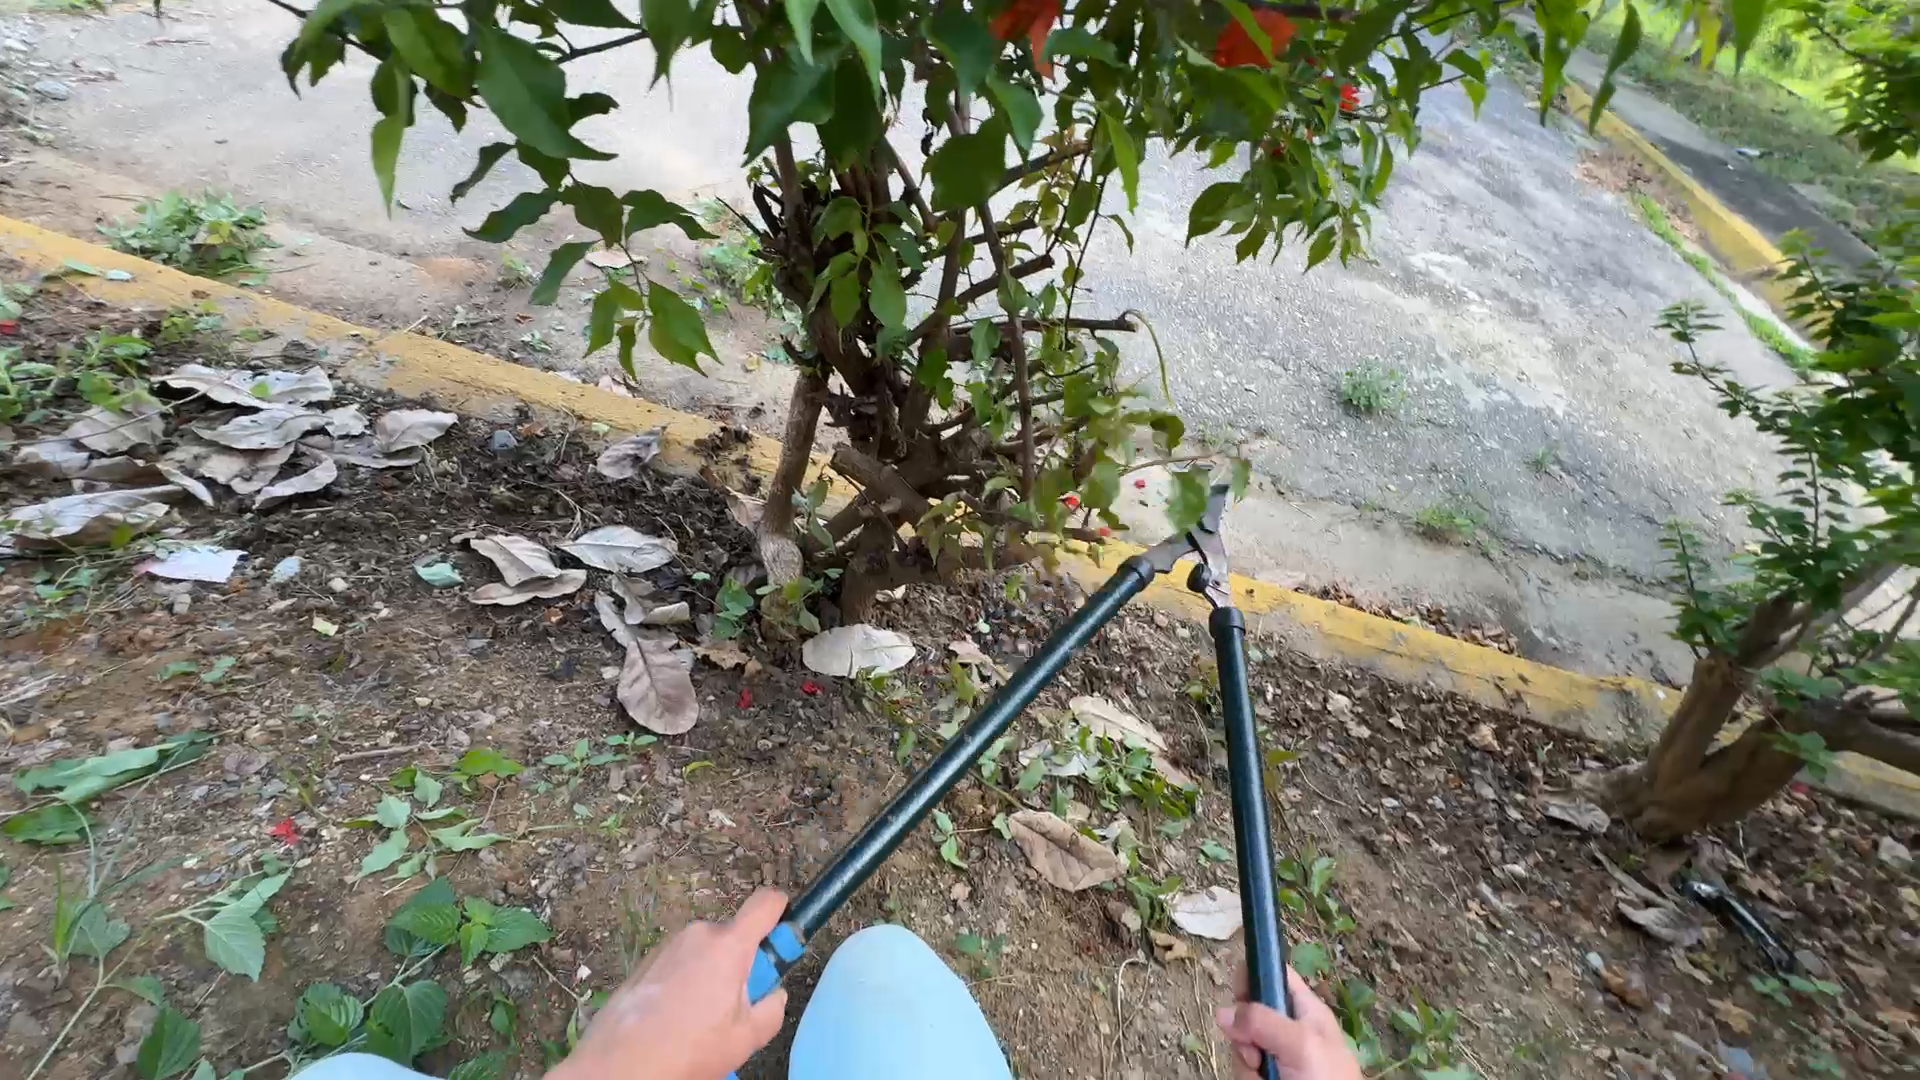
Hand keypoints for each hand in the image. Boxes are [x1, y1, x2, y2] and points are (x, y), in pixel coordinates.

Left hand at [554, 889, 791, 1079]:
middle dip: (739, 965)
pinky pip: (678, 963)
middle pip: (734, 936)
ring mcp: (668, 945)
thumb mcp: (744, 1041)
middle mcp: (699, 933)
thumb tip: (774, 994)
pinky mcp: (644, 962)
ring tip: (696, 1023)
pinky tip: (670, 1023)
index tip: (781, 938)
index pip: (767, 902)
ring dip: (710, 975)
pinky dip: (683, 984)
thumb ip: (772, 1010)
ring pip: (705, 952)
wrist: (613, 1072)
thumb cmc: (686, 1053)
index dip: (781, 911)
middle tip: (732, 1008)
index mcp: (729, 944)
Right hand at [1214, 967, 1361, 1079]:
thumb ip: (1262, 1020)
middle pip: (1247, 1011)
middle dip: (1244, 1032)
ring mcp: (1277, 1056)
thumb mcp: (1301, 1044)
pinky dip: (1247, 1078)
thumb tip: (1222, 1013)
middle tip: (1256, 1052)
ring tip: (1264, 1078)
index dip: (1253, 975)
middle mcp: (1288, 1029)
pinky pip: (1243, 1068)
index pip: (1273, 973)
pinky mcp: (1267, 1077)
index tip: (1241, 995)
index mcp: (1305, 1010)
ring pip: (1241, 1042)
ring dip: (1245, 1061)